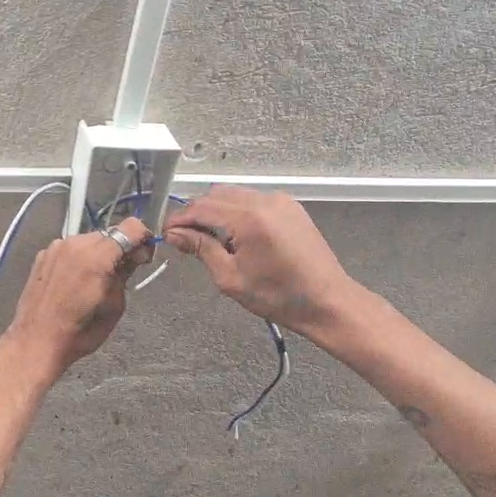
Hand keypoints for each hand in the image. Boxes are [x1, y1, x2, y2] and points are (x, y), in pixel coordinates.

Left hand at [1, 217, 150, 382]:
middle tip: (120, 273)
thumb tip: (133, 257)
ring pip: (87, 240)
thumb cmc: (80, 331)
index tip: (142, 257)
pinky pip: (69, 248)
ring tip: (94, 279)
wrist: (36, 339)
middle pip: (108, 234)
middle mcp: (75, 244)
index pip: (129, 228)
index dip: (142, 238)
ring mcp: (55, 247)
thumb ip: (125, 275)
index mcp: (96, 257)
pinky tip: (73, 280)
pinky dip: (78, 258)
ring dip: (97, 253)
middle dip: (118, 249)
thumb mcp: (114, 307)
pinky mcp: (42, 255)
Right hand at [163, 186, 360, 336]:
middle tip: (187, 238)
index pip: (201, 207)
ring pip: (233, 194)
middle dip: (196, 213)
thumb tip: (174, 234)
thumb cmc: (278, 296)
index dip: (179, 219)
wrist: (328, 302)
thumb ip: (200, 249)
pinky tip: (238, 236)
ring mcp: (279, 200)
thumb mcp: (230, 277)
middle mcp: (264, 200)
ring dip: (216, 211)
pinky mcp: (290, 206)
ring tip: (212, 239)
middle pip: (215, 195)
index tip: (166, 233)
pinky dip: (237, 211)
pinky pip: (253, 200)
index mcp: (248, 218)